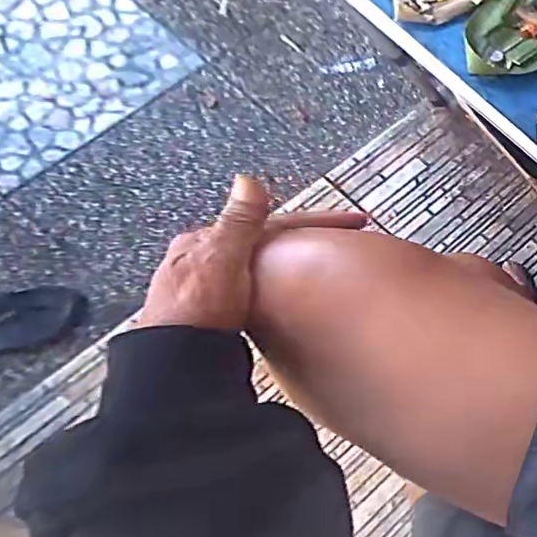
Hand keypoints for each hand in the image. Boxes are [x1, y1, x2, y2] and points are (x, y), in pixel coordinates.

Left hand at [132, 175, 368, 331]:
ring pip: (270, 260)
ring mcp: (215, 283)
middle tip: (351, 235)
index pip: (276, 221)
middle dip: (314, 235)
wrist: (178, 355)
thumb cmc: (195, 310)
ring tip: (334, 257)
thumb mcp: (223, 257)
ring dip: (303, 256)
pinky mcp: (225, 306)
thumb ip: (239, 221)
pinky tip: (302, 285)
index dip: (322, 220)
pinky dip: (291, 276)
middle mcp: (206, 258)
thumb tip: (249, 181)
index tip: (358, 221)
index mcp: (205, 242)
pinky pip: (268, 280)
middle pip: (272, 239)